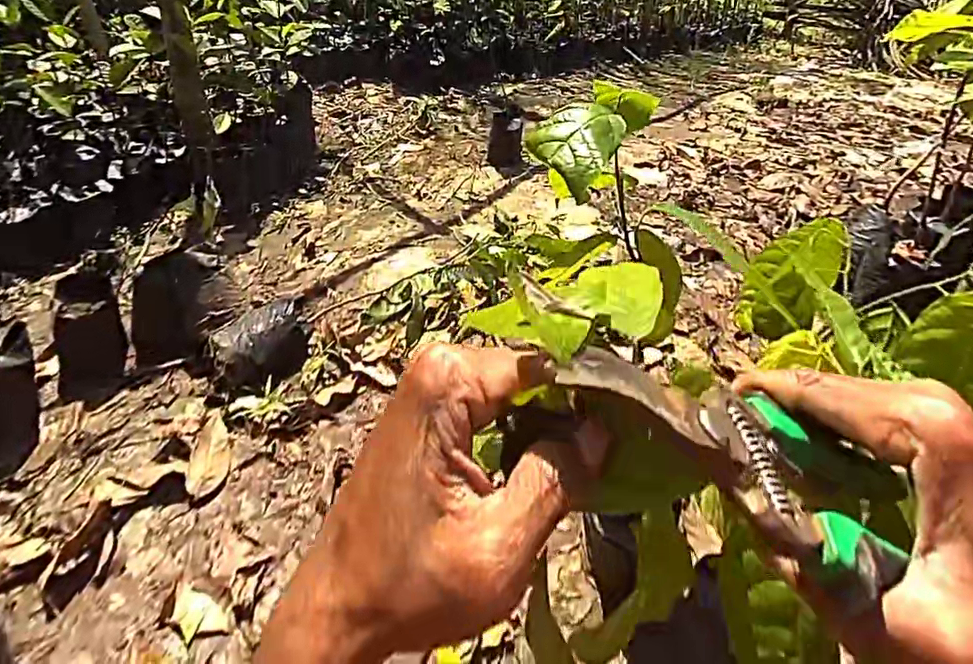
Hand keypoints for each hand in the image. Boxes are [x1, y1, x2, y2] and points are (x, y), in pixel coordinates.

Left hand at [258, 345, 605, 662]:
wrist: (338, 609)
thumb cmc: (409, 586)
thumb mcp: (496, 549)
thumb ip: (553, 482)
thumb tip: (600, 432)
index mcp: (447, 380)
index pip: (544, 364)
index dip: (592, 392)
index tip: (635, 419)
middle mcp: (436, 364)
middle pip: (530, 372)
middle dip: (573, 408)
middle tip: (617, 448)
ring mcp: (430, 382)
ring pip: (517, 387)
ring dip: (553, 420)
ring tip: (593, 459)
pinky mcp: (431, 405)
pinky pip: (495, 402)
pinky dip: (526, 428)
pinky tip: (552, 459)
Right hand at [736, 371, 972, 663]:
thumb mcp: (912, 634)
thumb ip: (819, 578)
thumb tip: (749, 519)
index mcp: (923, 427)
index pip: (808, 391)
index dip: (751, 404)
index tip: (704, 422)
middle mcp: (929, 401)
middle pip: (820, 393)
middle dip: (772, 425)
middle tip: (729, 465)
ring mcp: (944, 415)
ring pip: (841, 408)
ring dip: (800, 440)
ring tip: (760, 478)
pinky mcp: (951, 436)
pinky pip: (869, 426)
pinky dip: (833, 450)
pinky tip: (815, 487)